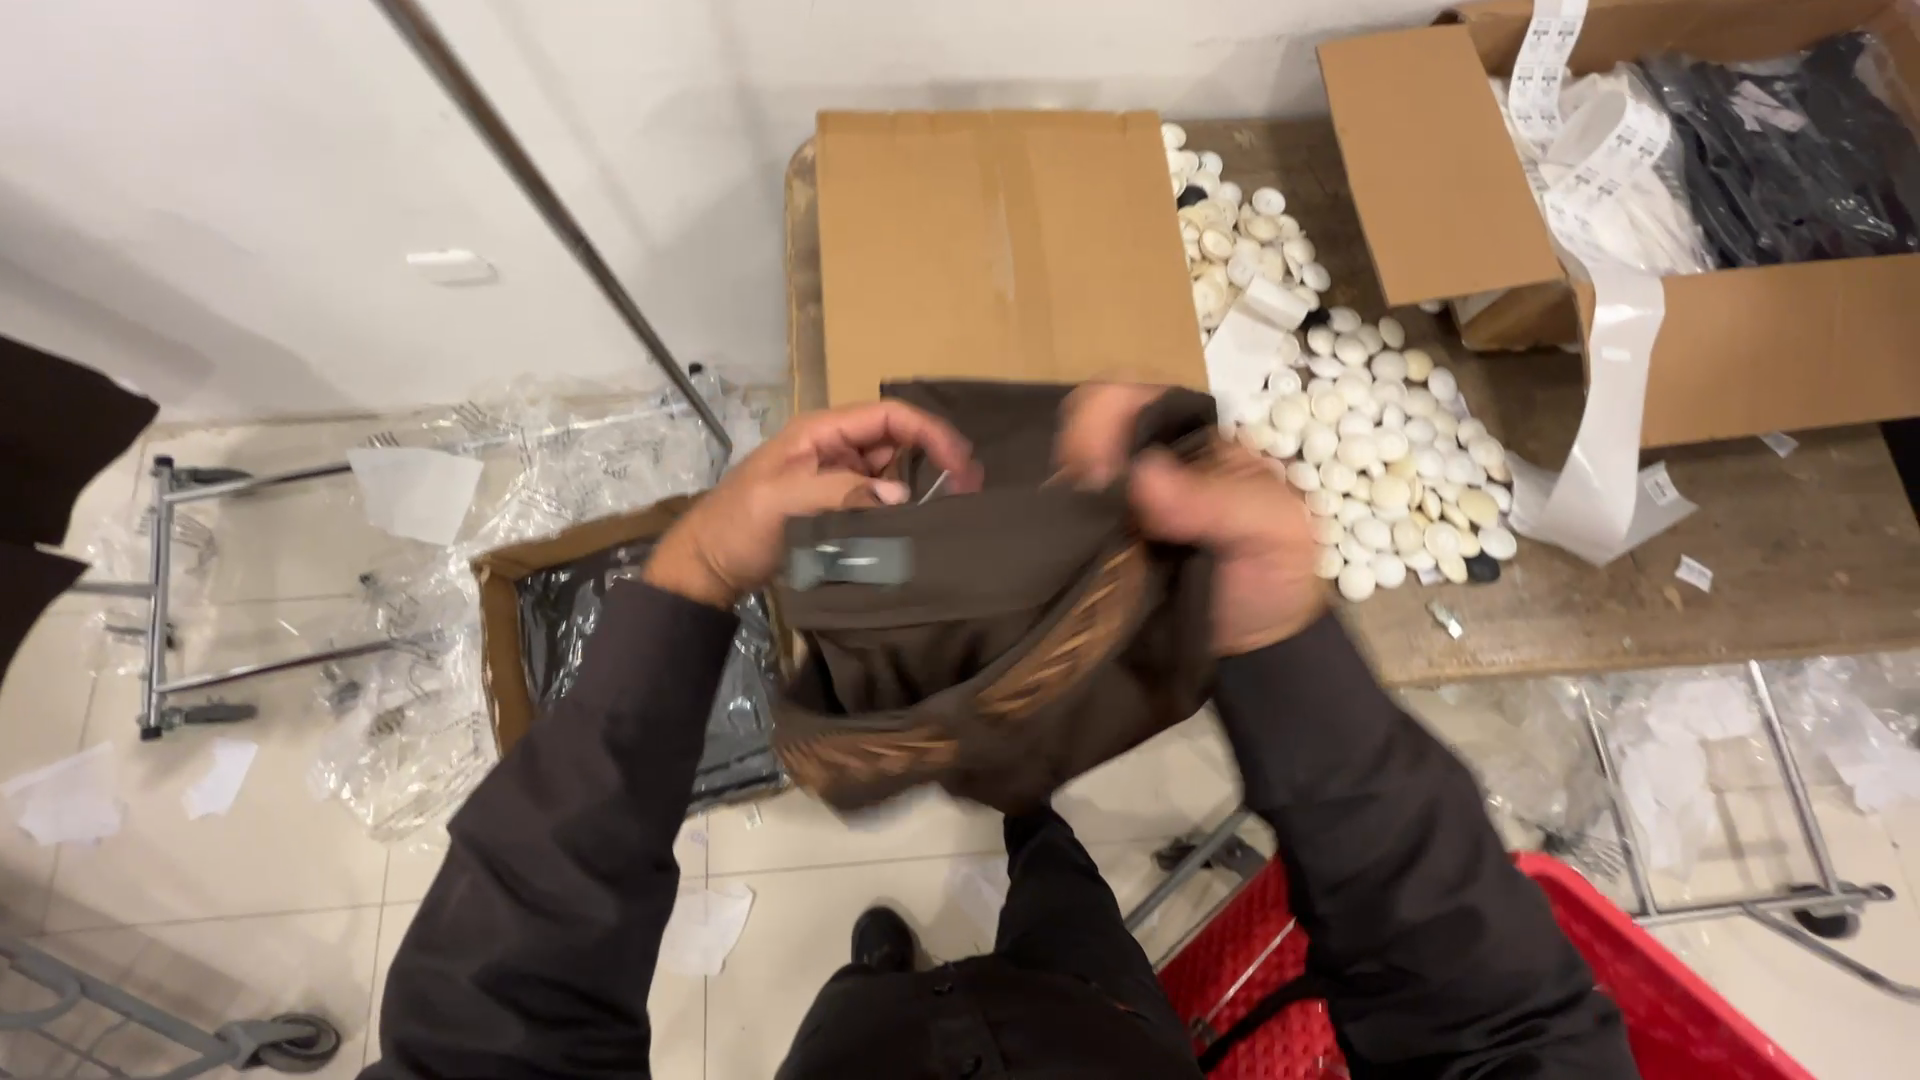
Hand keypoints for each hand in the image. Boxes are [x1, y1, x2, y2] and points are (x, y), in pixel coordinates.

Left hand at [645, 401, 980, 608]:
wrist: (709, 566)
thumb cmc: (738, 526)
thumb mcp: (783, 502)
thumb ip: (842, 492)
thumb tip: (902, 498)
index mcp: (821, 432)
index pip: (887, 417)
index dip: (928, 432)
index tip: (960, 462)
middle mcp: (834, 448)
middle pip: (897, 440)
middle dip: (935, 456)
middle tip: (970, 487)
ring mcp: (837, 477)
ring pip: (893, 471)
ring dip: (923, 484)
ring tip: (954, 506)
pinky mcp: (838, 506)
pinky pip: (879, 499)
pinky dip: (903, 507)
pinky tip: (922, 523)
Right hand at [1057, 383, 1324, 654]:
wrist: (1249, 650)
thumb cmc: (1272, 578)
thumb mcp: (1274, 530)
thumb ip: (1221, 501)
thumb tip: (1143, 475)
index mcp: (1192, 441)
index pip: (1138, 397)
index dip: (1110, 413)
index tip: (1103, 464)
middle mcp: (1144, 462)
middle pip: (1088, 425)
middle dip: (1078, 450)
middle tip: (1086, 495)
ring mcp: (1113, 503)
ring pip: (1065, 470)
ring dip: (1064, 492)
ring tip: (1078, 529)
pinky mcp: (1090, 544)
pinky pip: (1058, 522)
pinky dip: (1053, 529)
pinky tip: (1069, 548)